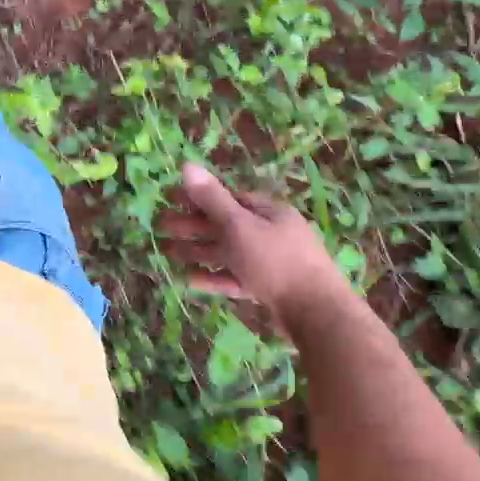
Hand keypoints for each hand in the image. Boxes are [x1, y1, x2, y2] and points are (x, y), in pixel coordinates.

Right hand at [161, 163, 354, 325]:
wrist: (319, 316)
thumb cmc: (275, 261)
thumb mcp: (238, 225)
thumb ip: (210, 197)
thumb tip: (187, 164)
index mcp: (270, 214)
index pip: (228, 198)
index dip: (197, 198)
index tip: (169, 200)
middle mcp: (273, 234)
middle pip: (225, 226)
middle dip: (191, 227)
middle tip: (160, 227)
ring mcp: (273, 263)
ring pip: (228, 253)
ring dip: (197, 252)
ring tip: (167, 253)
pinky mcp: (271, 289)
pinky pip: (236, 278)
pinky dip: (214, 277)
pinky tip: (189, 279)